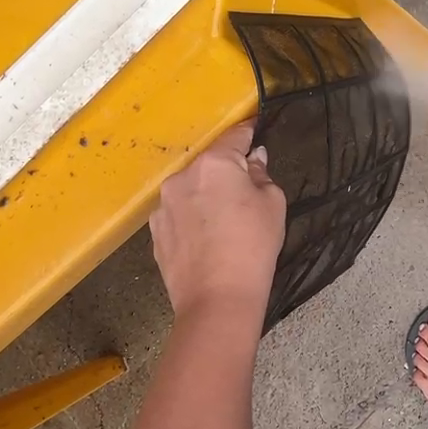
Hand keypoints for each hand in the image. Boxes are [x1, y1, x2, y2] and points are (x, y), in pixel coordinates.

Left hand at [149, 120, 287, 321]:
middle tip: (249, 188)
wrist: (217, 298)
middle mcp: (182, 177)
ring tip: (226, 218)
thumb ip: (261, 173)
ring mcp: (163, 205)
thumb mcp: (272, 202)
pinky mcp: (155, 230)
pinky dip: (194, 215)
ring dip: (209, 193)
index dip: (250, 132)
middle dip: (229, 169)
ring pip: (193, 187)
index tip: (259, 130)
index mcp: (214, 163)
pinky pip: (180, 211)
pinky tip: (209, 236)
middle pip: (211, 163)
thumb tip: (253, 159)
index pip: (235, 135)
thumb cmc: (253, 244)